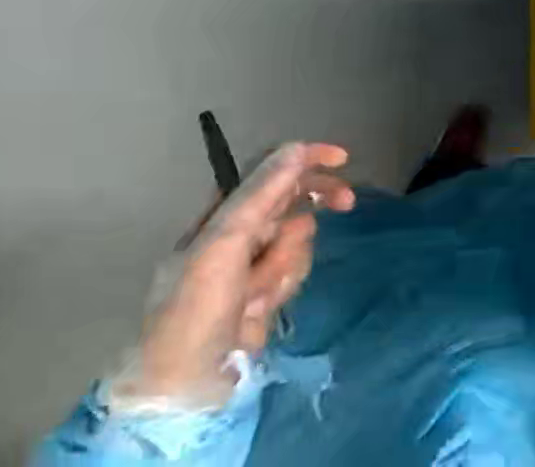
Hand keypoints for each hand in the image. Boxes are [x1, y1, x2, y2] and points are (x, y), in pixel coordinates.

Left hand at [119, 142, 355, 409]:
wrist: (187, 386)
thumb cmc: (197, 306)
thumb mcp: (225, 242)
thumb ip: (262, 192)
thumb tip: (297, 148)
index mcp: (223, 211)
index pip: (269, 169)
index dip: (304, 158)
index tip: (340, 159)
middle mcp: (240, 231)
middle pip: (291, 198)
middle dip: (314, 202)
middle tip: (346, 203)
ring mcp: (255, 263)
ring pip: (297, 238)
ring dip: (285, 261)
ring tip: (256, 292)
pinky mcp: (267, 291)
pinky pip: (293, 270)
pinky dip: (282, 285)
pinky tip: (258, 309)